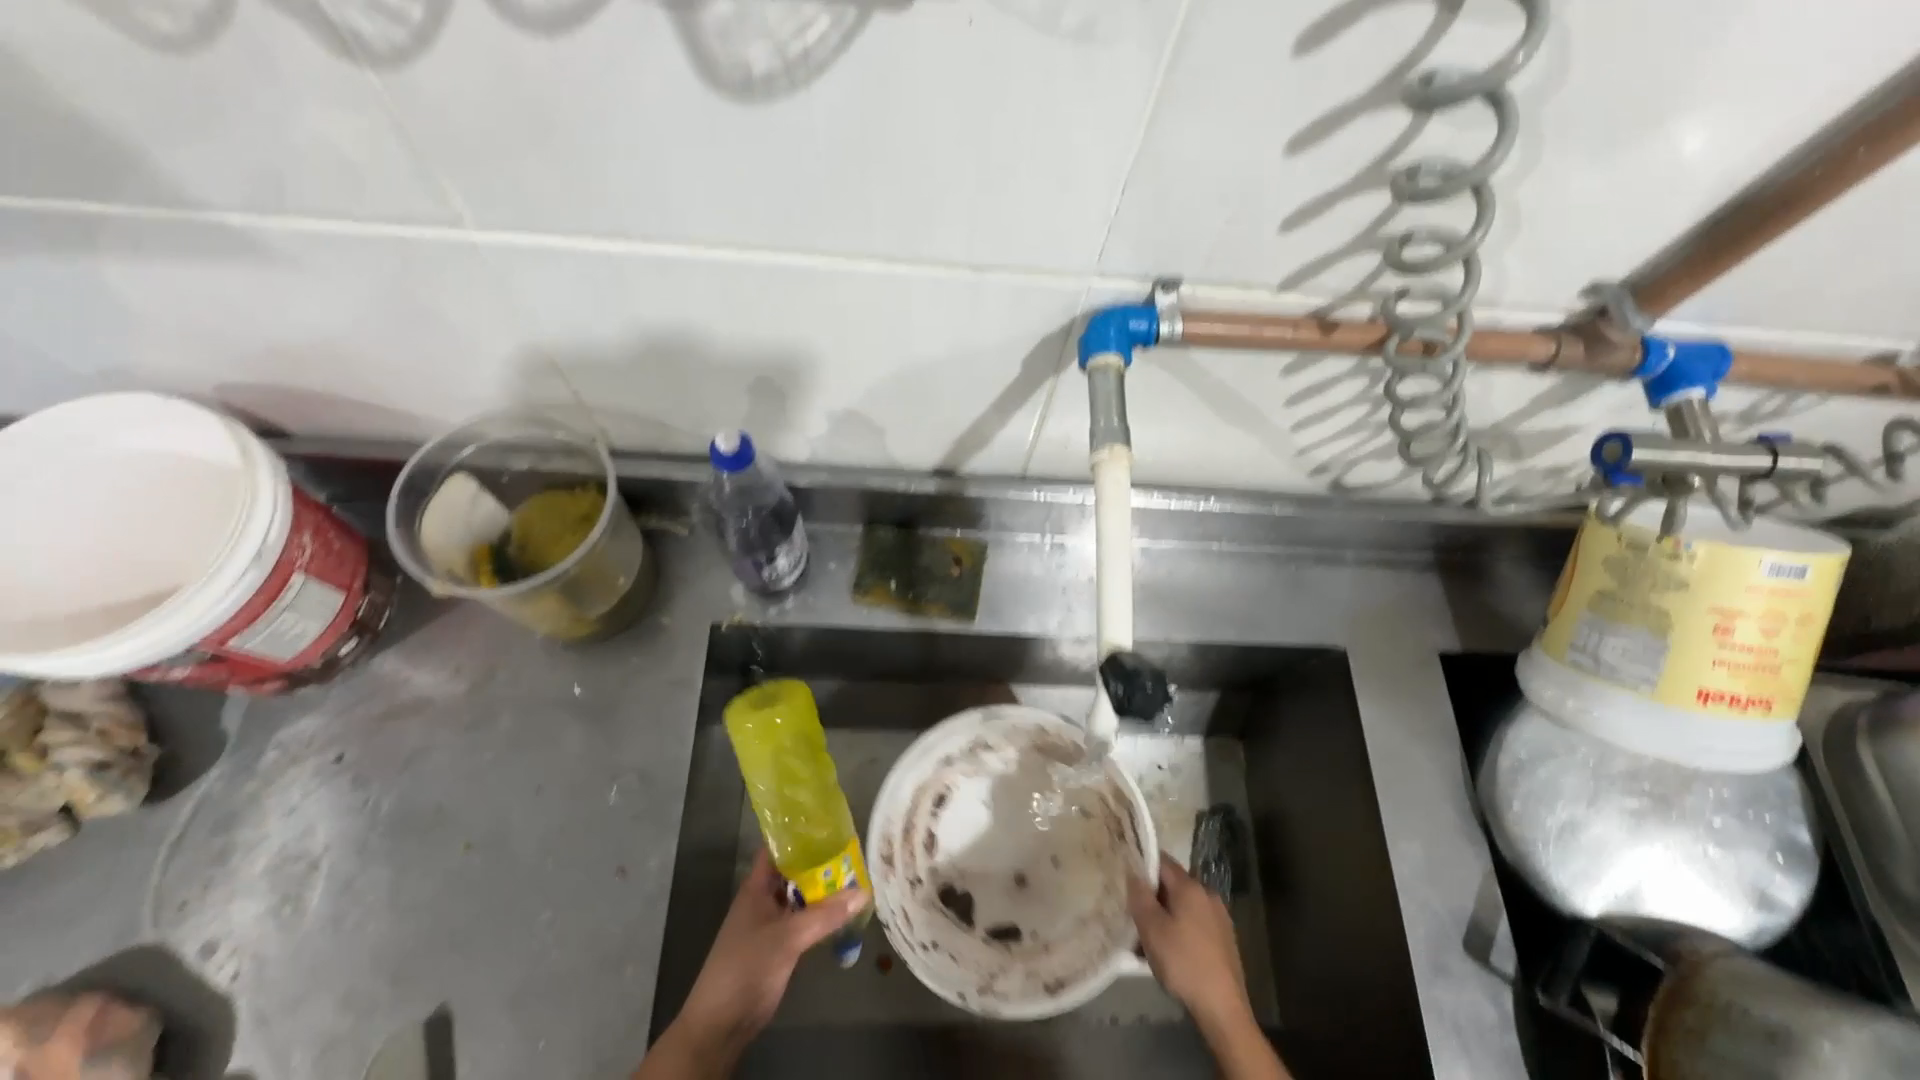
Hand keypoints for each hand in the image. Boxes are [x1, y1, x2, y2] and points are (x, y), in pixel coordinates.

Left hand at [675, 848, 868, 1048]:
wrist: (723, 1021)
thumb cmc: (746, 967)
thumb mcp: (787, 937)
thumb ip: (825, 915)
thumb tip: (863, 892)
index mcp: (756, 887)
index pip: (777, 849)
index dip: (800, 835)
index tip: (831, 825)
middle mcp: (765, 900)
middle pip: (795, 873)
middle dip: (822, 863)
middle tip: (856, 851)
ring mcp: (773, 923)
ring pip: (802, 898)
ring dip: (825, 891)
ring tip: (860, 877)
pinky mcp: (781, 946)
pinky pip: (806, 922)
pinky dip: (824, 916)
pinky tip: (847, 913)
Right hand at [1128, 853, 1251, 1028]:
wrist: (1221, 1005)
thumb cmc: (1182, 962)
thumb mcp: (1151, 928)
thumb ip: (1140, 896)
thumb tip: (1133, 871)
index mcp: (1191, 887)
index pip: (1162, 861)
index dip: (1142, 866)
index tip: (1125, 880)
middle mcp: (1208, 895)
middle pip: (1173, 885)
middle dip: (1152, 897)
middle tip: (1133, 916)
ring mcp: (1219, 917)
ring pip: (1183, 907)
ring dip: (1165, 916)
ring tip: (1148, 939)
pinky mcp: (1224, 937)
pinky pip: (1195, 923)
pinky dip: (1179, 929)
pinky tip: (1170, 952)